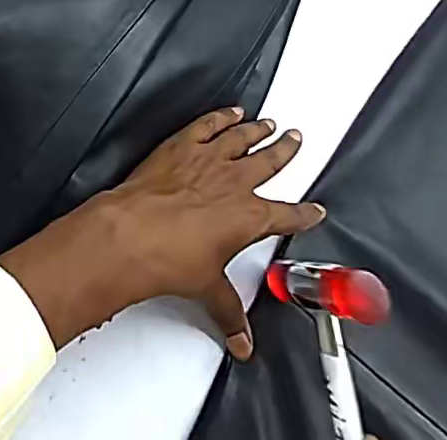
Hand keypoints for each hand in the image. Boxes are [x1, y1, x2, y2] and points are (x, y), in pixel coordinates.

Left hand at [0, 107, 323, 359]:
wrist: (133, 232)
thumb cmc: (168, 256)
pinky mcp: (181, 145)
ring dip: (258, 129)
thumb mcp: (207, 288)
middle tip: (297, 139)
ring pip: (242, 137)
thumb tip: (239, 336)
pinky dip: (221, 116)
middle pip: (270, 161)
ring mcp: (208, 160)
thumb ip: (229, 310)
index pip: (286, 214)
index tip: (314, 208)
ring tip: (269, 123)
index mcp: (248, 217)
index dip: (304, 213)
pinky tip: (229, 111)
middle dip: (287, 151)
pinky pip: (208, 125)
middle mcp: (234, 182)